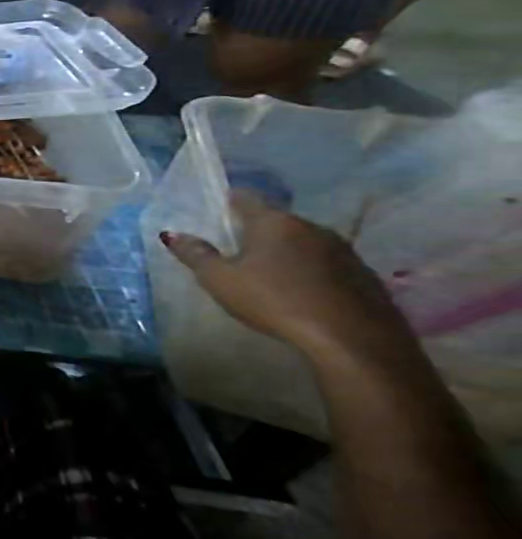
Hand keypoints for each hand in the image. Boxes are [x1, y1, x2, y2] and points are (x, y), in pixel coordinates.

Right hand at [161, 191, 412, 361]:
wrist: (353, 340)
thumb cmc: (274, 301)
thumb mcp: (220, 280)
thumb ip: (196, 255)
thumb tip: (172, 234)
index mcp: (274, 223)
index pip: (246, 198)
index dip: (229, 200)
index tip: (218, 208)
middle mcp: (311, 228)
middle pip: (278, 220)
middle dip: (258, 230)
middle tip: (237, 247)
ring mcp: (344, 251)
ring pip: (305, 242)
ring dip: (287, 251)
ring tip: (269, 271)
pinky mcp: (365, 276)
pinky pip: (328, 264)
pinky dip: (310, 270)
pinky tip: (301, 291)